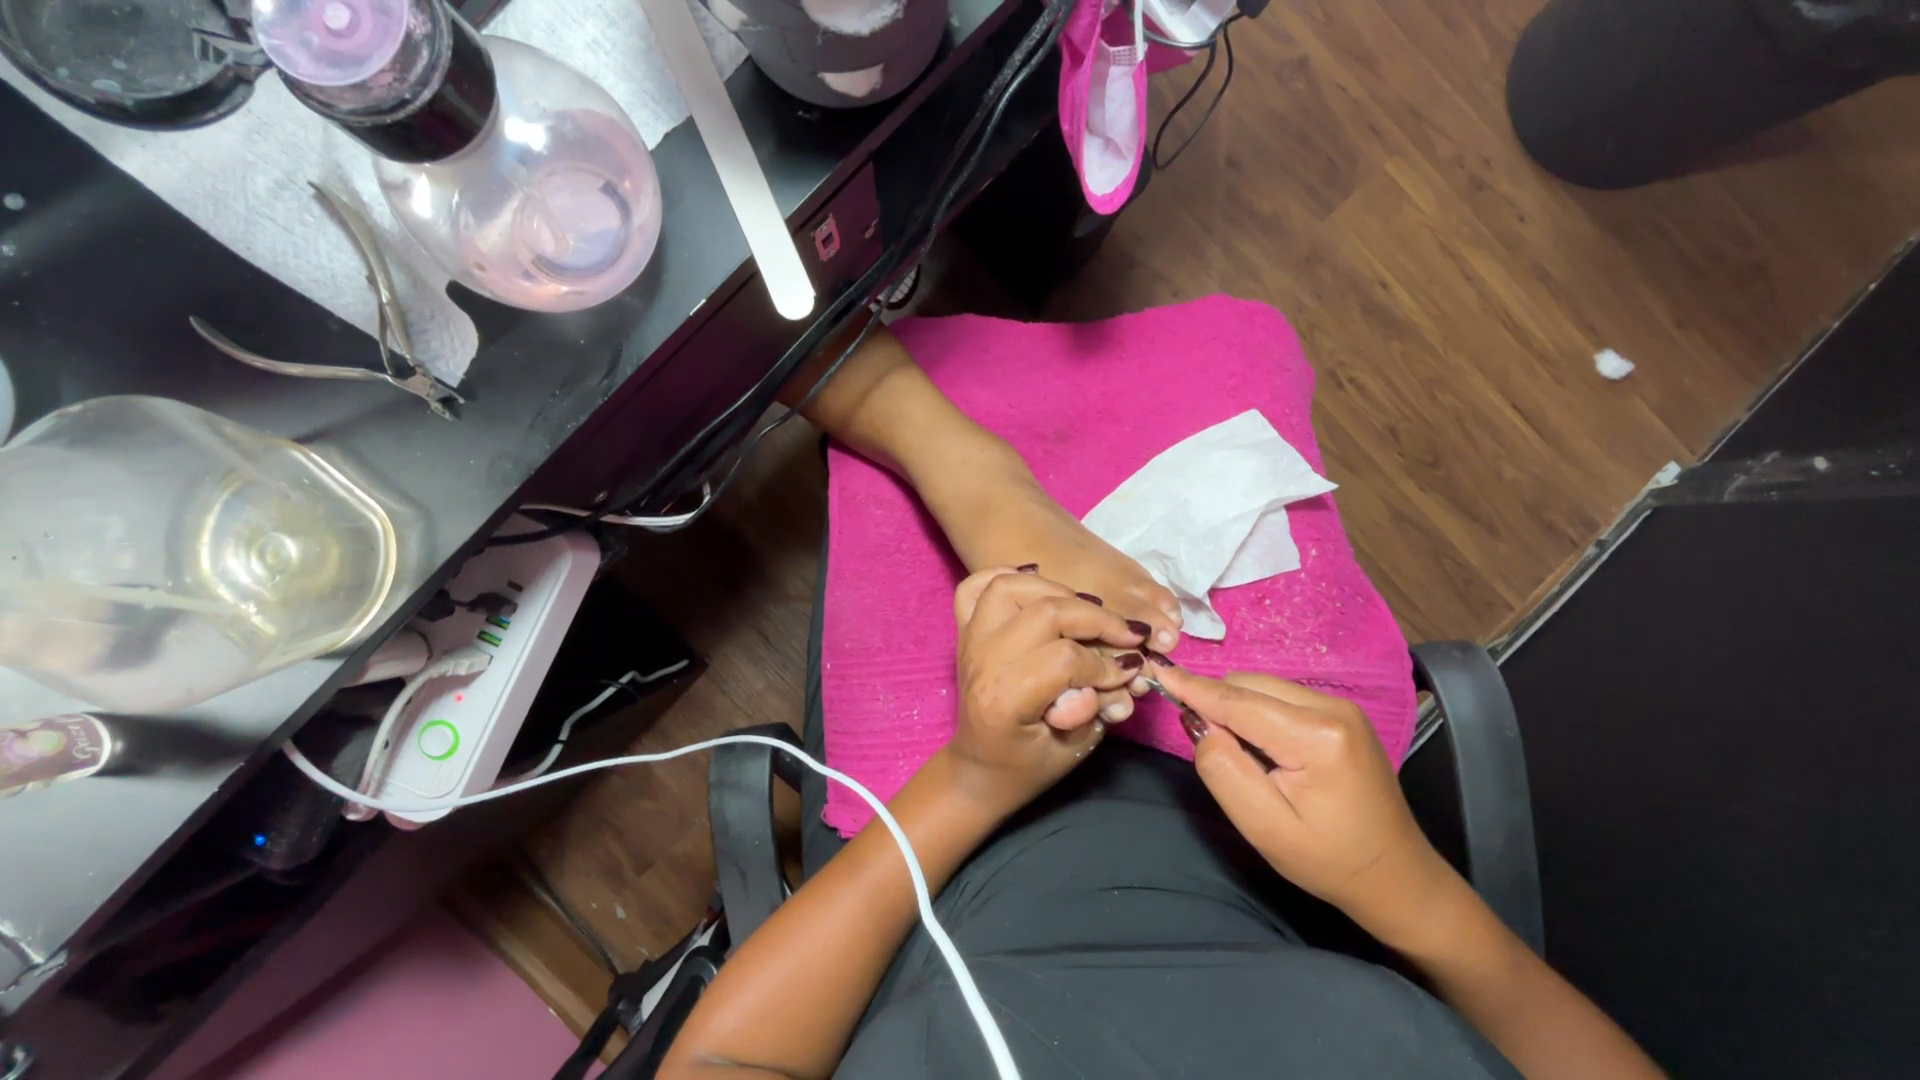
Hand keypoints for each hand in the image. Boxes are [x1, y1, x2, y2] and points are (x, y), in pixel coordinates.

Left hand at [945, 568, 1149, 814]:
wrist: (977, 770)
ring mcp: (969, 641)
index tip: (1127, 676)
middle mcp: (981, 661)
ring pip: (1010, 587)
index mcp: (1003, 699)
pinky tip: (1041, 585)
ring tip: (1088, 609)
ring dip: (1058, 591)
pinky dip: (1007, 576)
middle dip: (1097, 619)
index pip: (1064, 658)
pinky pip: (976, 586)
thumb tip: (1122, 669)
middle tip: (1128, 636)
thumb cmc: (1026, 766)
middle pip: (1045, 612)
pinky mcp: (965, 631)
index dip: (1103, 666)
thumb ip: (1098, 705)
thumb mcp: (1072, 748)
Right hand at [1152, 664, 1451, 933]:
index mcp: (1316, 735)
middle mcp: (1332, 707)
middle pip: (1249, 685)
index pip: (1237, 701)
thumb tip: (1199, 723)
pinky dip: (1256, 712)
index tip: (1155, 669)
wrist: (1395, 875)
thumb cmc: (1328, 860)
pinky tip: (1259, 747)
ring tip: (1234, 753)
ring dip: (1235, 707)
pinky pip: (1281, 697)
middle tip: (1198, 740)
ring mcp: (1341, 707)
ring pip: (1264, 687)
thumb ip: (1224, 769)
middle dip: (1215, 701)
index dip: (1193, 687)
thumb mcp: (1264, 826)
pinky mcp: (1341, 714)